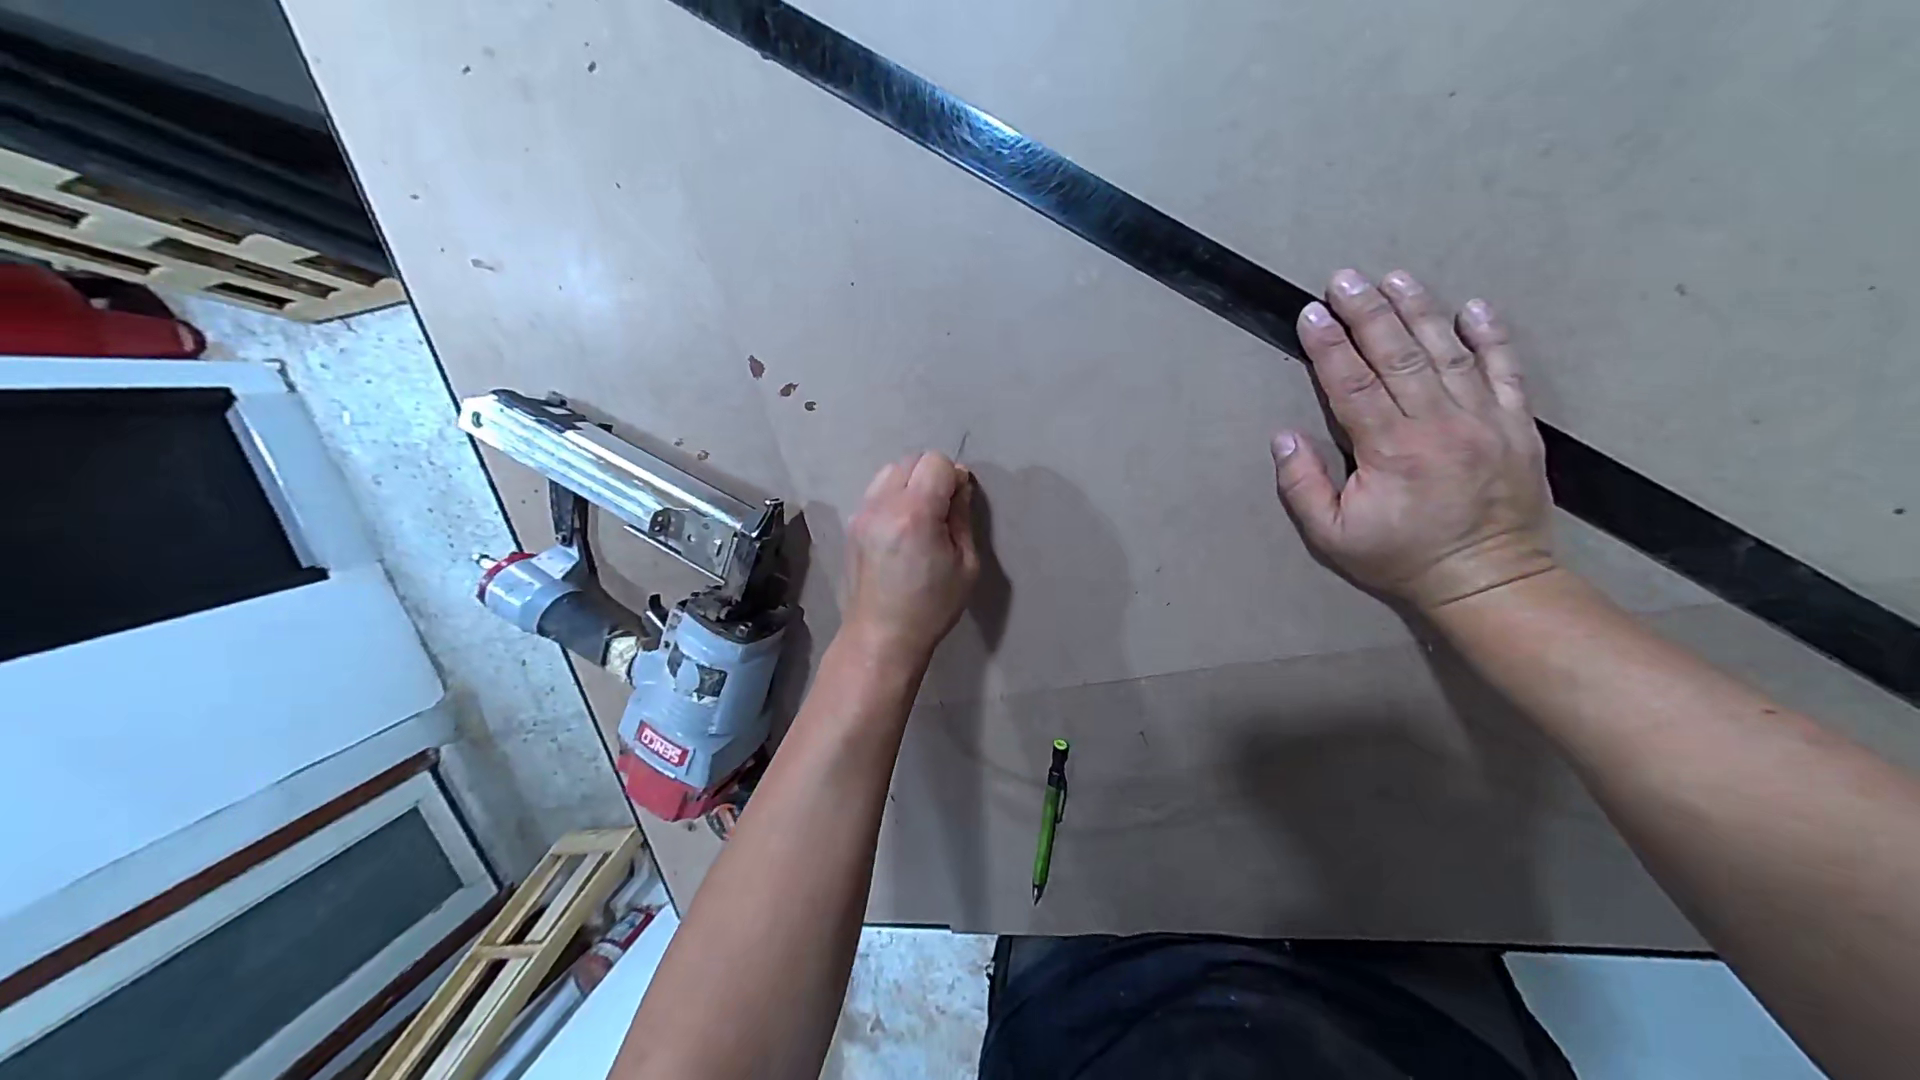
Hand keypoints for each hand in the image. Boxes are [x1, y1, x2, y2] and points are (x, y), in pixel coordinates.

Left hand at [843, 451, 980, 662]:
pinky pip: (875, 492)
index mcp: (914, 514)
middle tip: (942, 510)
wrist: (880, 636)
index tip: (958, 502)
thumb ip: (962, 516)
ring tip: (920, 518)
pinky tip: (900, 528)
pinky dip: (892, 496)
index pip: (935, 462)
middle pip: (911, 460)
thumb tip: (960, 483)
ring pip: (889, 471)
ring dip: (910, 483)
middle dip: (932, 475)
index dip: (953, 477)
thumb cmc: (931, 607)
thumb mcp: (966, 564)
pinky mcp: (851, 524)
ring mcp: (861, 513)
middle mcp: (882, 505)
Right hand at [1271, 268, 1554, 609]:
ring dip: (1418, 310)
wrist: (1489, 579)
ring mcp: (1485, 419)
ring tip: (1394, 278)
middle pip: (1397, 355)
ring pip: (1448, 352)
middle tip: (1344, 277)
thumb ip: (1302, 486)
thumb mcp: (1331, 536)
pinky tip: (1473, 307)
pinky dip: (1491, 336)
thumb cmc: (1399, 558)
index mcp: (1390, 450)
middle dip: (1367, 313)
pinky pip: (1507, 370)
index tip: (1310, 313)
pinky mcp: (1518, 425)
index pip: (1352, 384)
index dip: (1328, 347)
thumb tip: (1283, 437)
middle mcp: (1438, 424)